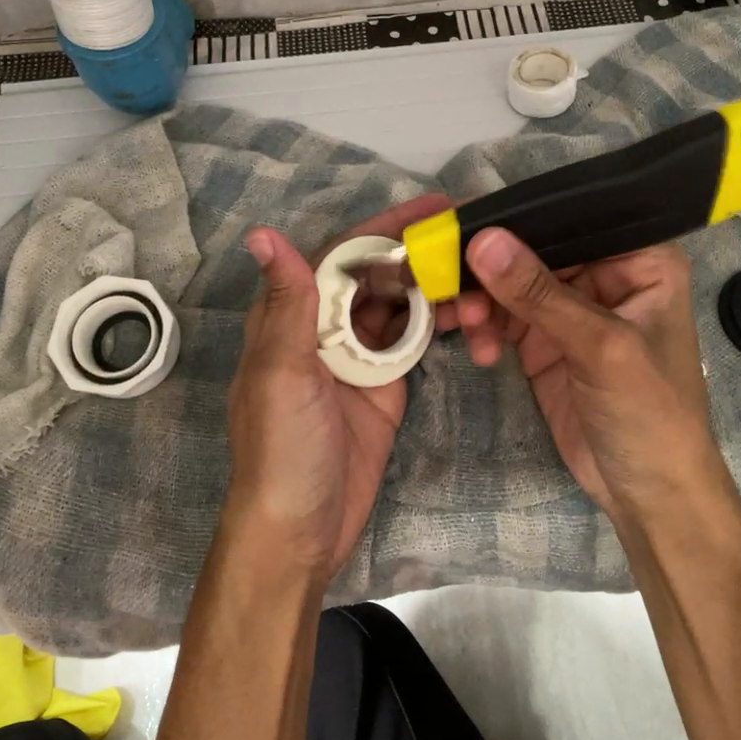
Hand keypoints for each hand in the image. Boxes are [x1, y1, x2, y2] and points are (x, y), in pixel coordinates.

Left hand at [222, 193, 454, 581]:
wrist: (300, 531)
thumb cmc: (283, 449)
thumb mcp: (280, 372)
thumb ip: (286, 304)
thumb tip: (263, 232)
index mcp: (291, 318)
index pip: (340, 256)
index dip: (384, 229)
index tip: (433, 208)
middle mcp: (322, 330)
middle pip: (374, 276)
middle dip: (418, 253)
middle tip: (472, 234)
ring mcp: (356, 358)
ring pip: (397, 306)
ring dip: (432, 288)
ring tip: (477, 274)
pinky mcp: (384, 386)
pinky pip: (411, 343)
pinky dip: (435, 325)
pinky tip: (465, 313)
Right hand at [457, 228, 720, 516]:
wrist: (649, 495)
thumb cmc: (650, 414)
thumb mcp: (600, 348)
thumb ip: (540, 294)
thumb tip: (484, 240)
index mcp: (640, 261)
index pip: (574, 220)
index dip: (520, 219)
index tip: (464, 226)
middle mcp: (606, 275)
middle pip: (534, 250)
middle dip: (489, 266)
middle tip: (446, 281)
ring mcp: (573, 310)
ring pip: (512, 283)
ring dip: (481, 300)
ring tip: (464, 324)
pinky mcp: (547, 342)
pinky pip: (504, 318)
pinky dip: (484, 328)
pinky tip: (480, 350)